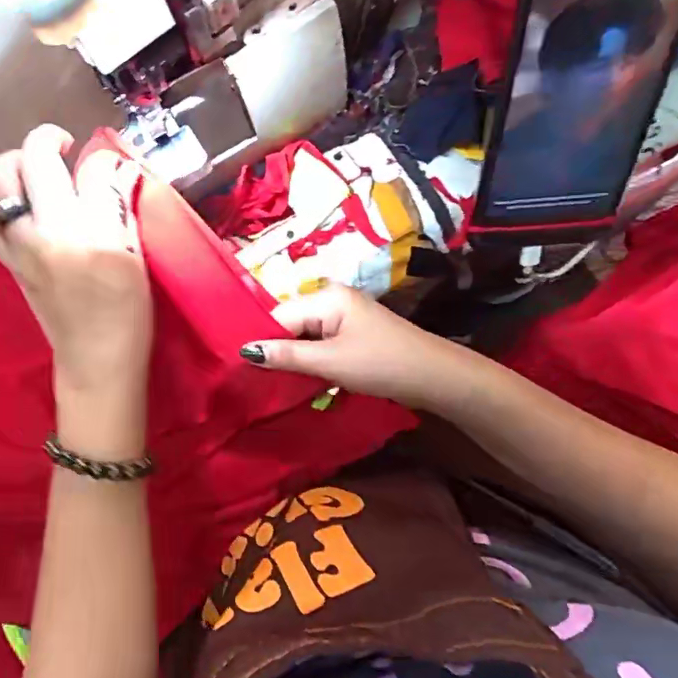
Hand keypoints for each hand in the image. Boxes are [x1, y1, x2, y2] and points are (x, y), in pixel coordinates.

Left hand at [0, 126, 152, 455]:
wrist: (94, 359)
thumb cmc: (128, 312)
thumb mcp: (135, 254)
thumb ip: (120, 205)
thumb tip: (113, 167)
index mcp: (93, 232)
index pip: (93, 169)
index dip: (102, 159)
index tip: (108, 165)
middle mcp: (49, 232)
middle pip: (34, 160)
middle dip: (48, 141)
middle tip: (64, 150)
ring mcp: (21, 246)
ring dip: (15, 163)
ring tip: (35, 170)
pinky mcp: (8, 261)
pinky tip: (16, 200)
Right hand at [238, 284, 488, 413]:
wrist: (436, 377)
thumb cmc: (382, 365)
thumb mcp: (330, 362)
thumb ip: (286, 355)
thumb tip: (245, 350)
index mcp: (327, 297)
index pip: (278, 315)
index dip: (261, 340)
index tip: (242, 367)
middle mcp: (332, 299)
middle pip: (288, 323)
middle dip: (274, 349)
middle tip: (255, 378)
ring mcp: (342, 316)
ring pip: (301, 335)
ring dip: (291, 358)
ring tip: (273, 380)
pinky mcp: (350, 333)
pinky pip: (316, 342)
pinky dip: (308, 360)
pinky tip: (299, 377)